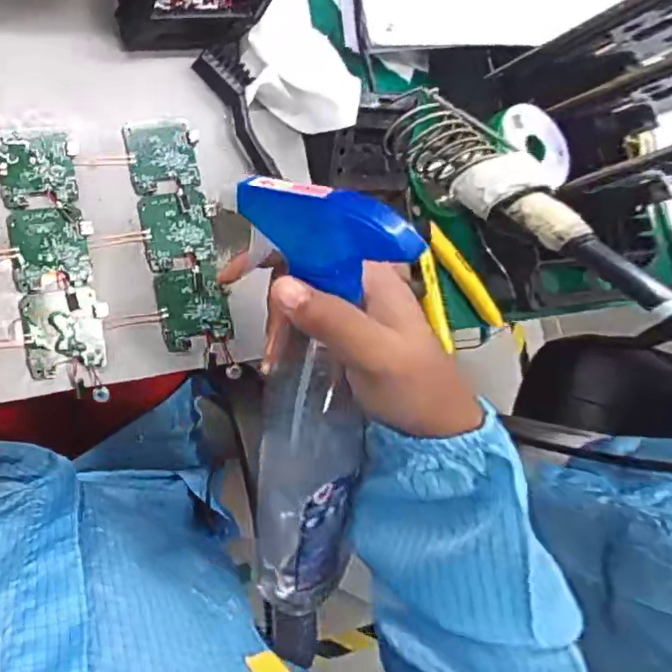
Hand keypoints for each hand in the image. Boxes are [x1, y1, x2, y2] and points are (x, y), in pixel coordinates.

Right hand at [218, 252, 483, 437]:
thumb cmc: (416, 389)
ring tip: (276, 358)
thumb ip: (331, 318)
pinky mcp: (337, 324)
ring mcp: (347, 303)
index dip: (273, 246)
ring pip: (292, 296)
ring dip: (277, 326)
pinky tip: (278, 358)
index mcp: (372, 274)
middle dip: (276, 303)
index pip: (315, 241)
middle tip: (271, 340)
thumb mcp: (374, 353)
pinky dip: (282, 336)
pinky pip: (297, 317)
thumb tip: (281, 286)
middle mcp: (357, 280)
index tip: (235, 272)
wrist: (436, 431)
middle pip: (296, 270)